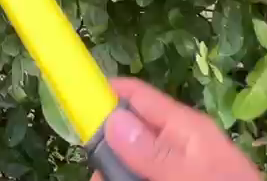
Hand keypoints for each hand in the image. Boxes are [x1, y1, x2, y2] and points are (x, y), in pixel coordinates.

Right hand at [97, 77, 262, 179]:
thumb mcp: (191, 176)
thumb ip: (153, 153)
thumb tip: (111, 120)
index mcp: (185, 127)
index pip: (135, 95)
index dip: (103, 94)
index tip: (74, 108)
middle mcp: (181, 144)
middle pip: (130, 135)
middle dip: (109, 153)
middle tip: (98, 177)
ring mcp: (182, 167)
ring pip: (137, 163)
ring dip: (119, 173)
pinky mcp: (182, 178)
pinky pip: (151, 174)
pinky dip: (135, 178)